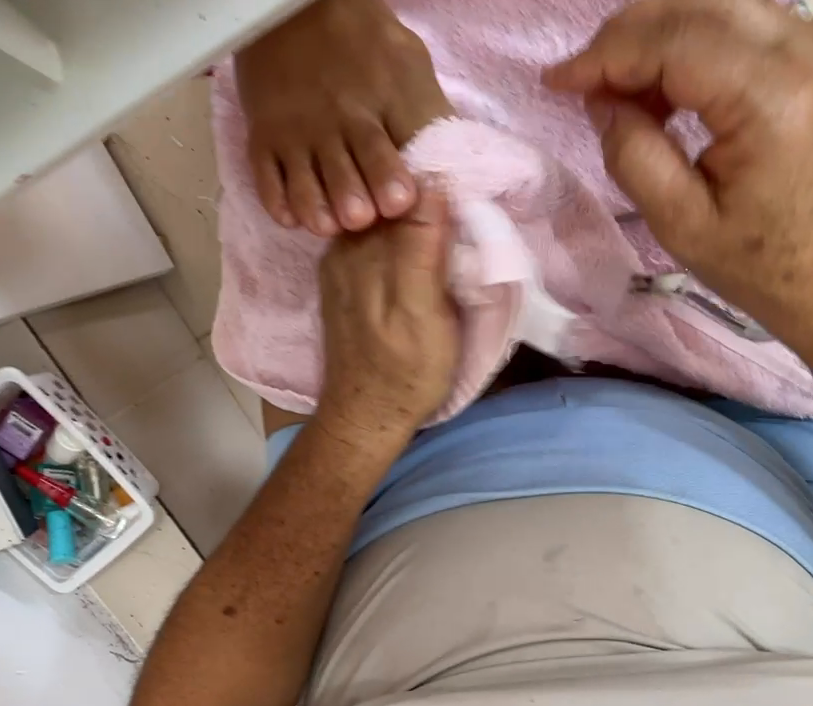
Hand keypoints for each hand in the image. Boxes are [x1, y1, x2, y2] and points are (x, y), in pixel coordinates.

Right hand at [235, 0, 452, 235]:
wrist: (293, 9)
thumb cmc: (364, 46)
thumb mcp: (408, 65)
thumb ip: (425, 115)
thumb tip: (449, 167)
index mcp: (383, 102)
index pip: (395, 149)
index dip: (398, 179)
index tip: (403, 201)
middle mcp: (338, 121)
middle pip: (348, 171)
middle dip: (356, 199)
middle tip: (362, 217)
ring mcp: (297, 133)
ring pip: (304, 185)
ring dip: (316, 209)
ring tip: (328, 225)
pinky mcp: (264, 139)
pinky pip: (267, 181)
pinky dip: (278, 204)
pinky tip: (292, 218)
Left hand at [313, 189, 459, 443]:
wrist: (365, 418)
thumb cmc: (404, 373)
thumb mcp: (423, 313)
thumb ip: (422, 248)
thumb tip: (433, 182)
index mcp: (362, 247)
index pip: (401, 185)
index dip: (437, 181)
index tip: (471, 188)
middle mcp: (346, 245)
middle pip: (390, 196)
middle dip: (426, 194)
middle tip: (465, 213)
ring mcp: (341, 262)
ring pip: (384, 217)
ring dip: (417, 217)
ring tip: (449, 233)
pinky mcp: (345, 280)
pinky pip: (376, 240)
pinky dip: (402, 238)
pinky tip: (423, 255)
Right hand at [543, 0, 812, 337]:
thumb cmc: (753, 261)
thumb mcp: (677, 224)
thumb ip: (633, 154)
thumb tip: (601, 99)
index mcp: (774, 99)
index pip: (675, 41)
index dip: (607, 53)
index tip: (558, 80)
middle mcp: (808, 49)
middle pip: (695, 6)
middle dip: (627, 37)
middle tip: (585, 86)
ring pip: (714, 4)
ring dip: (656, 38)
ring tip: (623, 95)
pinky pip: (739, 18)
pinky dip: (689, 41)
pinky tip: (666, 89)